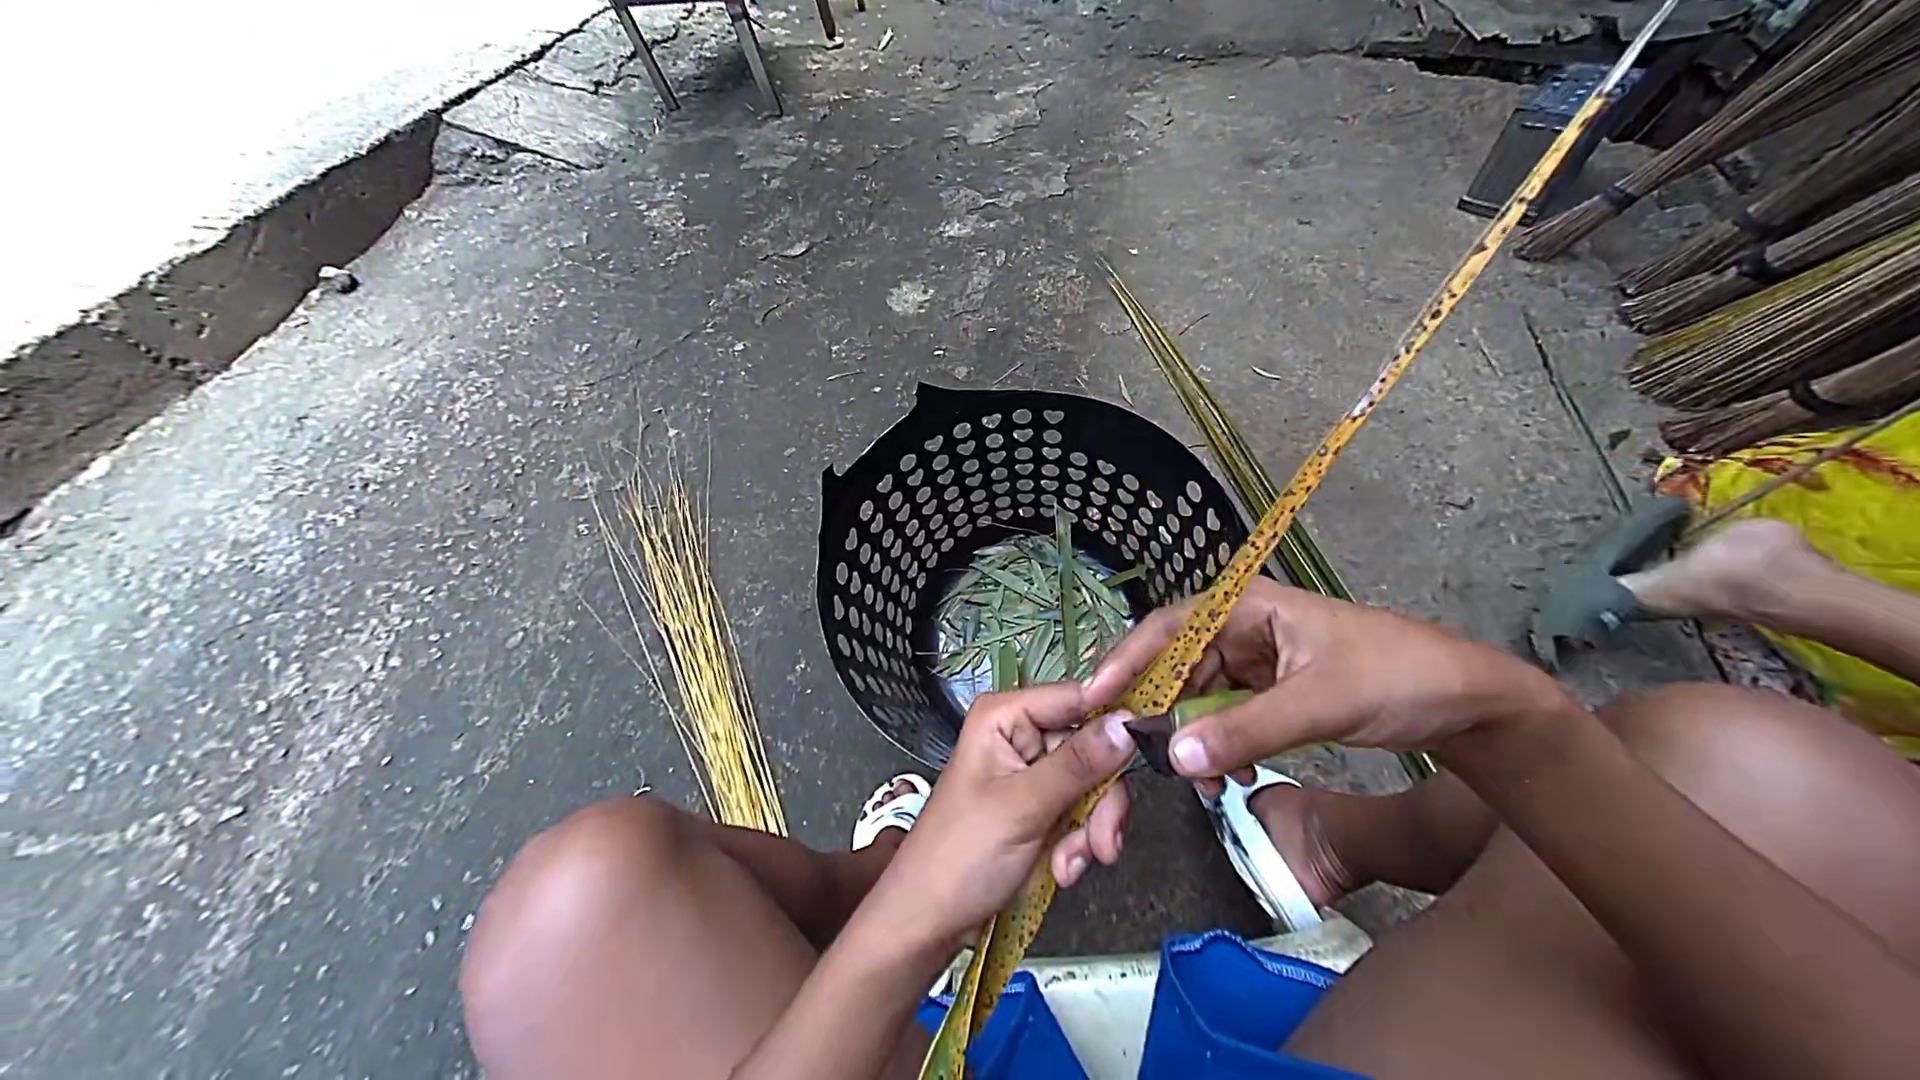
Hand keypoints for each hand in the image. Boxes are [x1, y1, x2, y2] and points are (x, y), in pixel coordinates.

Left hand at [863, 684, 1136, 950]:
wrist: (930, 921)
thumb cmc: (961, 856)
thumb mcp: (1023, 806)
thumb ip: (1078, 764)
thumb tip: (1127, 724)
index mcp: (1005, 716)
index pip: (1076, 697)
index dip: (1114, 718)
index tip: (1152, 740)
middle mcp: (1020, 734)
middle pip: (1092, 746)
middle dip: (1100, 800)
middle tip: (1102, 842)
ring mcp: (1032, 772)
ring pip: (1093, 783)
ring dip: (1090, 828)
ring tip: (1071, 862)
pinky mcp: (1041, 805)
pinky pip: (1082, 810)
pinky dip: (1080, 841)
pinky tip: (1062, 868)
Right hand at [1085, 579, 1563, 779]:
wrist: (1469, 704)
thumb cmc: (1396, 676)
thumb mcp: (1319, 702)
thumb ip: (1244, 729)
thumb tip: (1171, 756)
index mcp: (1246, 606)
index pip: (1169, 627)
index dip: (1127, 660)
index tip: (1096, 698)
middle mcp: (1240, 629)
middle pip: (1176, 666)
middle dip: (1160, 711)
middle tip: (1140, 754)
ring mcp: (1253, 661)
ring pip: (1197, 697)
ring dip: (1191, 736)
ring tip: (1196, 778)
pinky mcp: (1266, 691)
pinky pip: (1223, 717)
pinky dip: (1218, 745)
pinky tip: (1227, 773)